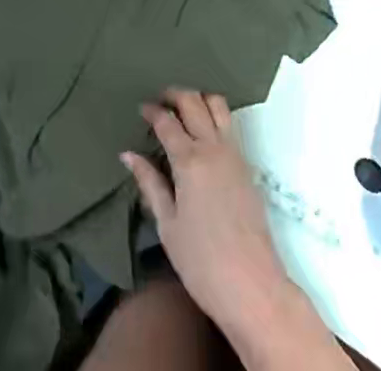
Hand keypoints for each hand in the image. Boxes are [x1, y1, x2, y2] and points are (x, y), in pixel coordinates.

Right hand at [124, 89, 291, 335]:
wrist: (252, 285)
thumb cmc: (201, 260)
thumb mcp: (167, 224)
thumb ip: (149, 183)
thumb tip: (128, 155)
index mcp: (189, 161)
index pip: (167, 122)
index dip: (152, 112)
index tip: (141, 109)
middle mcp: (214, 148)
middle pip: (194, 102)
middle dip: (175, 95)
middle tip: (160, 101)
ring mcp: (235, 154)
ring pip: (218, 106)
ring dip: (199, 99)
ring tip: (182, 109)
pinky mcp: (247, 165)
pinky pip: (230, 124)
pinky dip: (215, 115)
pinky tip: (203, 130)